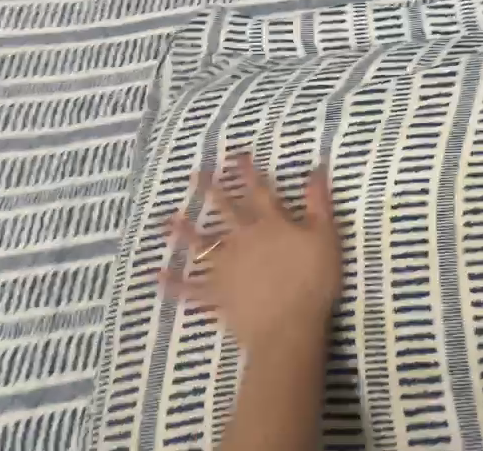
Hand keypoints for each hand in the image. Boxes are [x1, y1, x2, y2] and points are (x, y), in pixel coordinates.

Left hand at [160, 153, 342, 355]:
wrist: (289, 327)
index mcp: (271, 225)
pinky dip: (173, 283)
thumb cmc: (314, 279)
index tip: (235, 155)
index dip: (248, 173)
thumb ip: (318, 202)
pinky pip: (191, 288)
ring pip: (201, 246)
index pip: (259, 191)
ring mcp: (227, 269)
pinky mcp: (218, 296)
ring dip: (183, 232)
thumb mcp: (326, 235)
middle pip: (225, 211)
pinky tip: (156, 275)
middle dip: (211, 191)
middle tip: (193, 175)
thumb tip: (315, 169)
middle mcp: (244, 240)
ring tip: (166, 220)